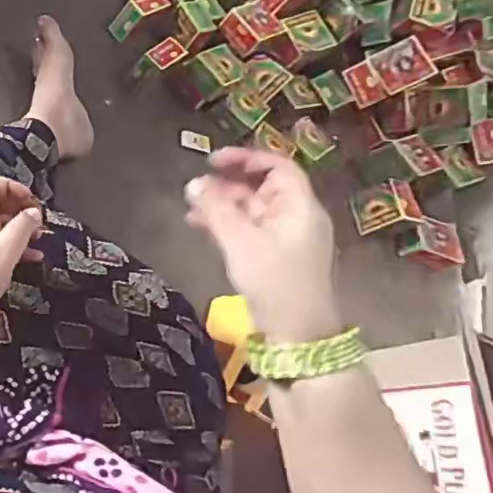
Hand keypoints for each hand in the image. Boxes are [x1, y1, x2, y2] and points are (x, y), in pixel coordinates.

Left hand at [0, 178, 44, 330]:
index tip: (31, 201)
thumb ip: (22, 229)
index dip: (10, 186)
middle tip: (39, 221)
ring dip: (20, 227)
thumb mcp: (5, 254)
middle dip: (20, 207)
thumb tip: (33, 212)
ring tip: (40, 238)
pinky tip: (33, 256)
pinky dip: (14, 244)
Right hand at [183, 147, 342, 342]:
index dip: (246, 158)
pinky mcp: (273, 257)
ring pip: (252, 209)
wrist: (297, 334)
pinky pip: (249, 229)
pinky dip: (226, 223)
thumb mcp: (241, 242)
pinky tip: (201, 226)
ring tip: (192, 206)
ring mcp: (285, 238)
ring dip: (223, 204)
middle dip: (229, 183)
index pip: (277, 167)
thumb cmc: (274, 282)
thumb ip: (216, 210)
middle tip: (197, 184)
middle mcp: (295, 218)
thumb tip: (193, 183)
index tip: (213, 160)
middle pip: (262, 187)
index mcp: (299, 207)